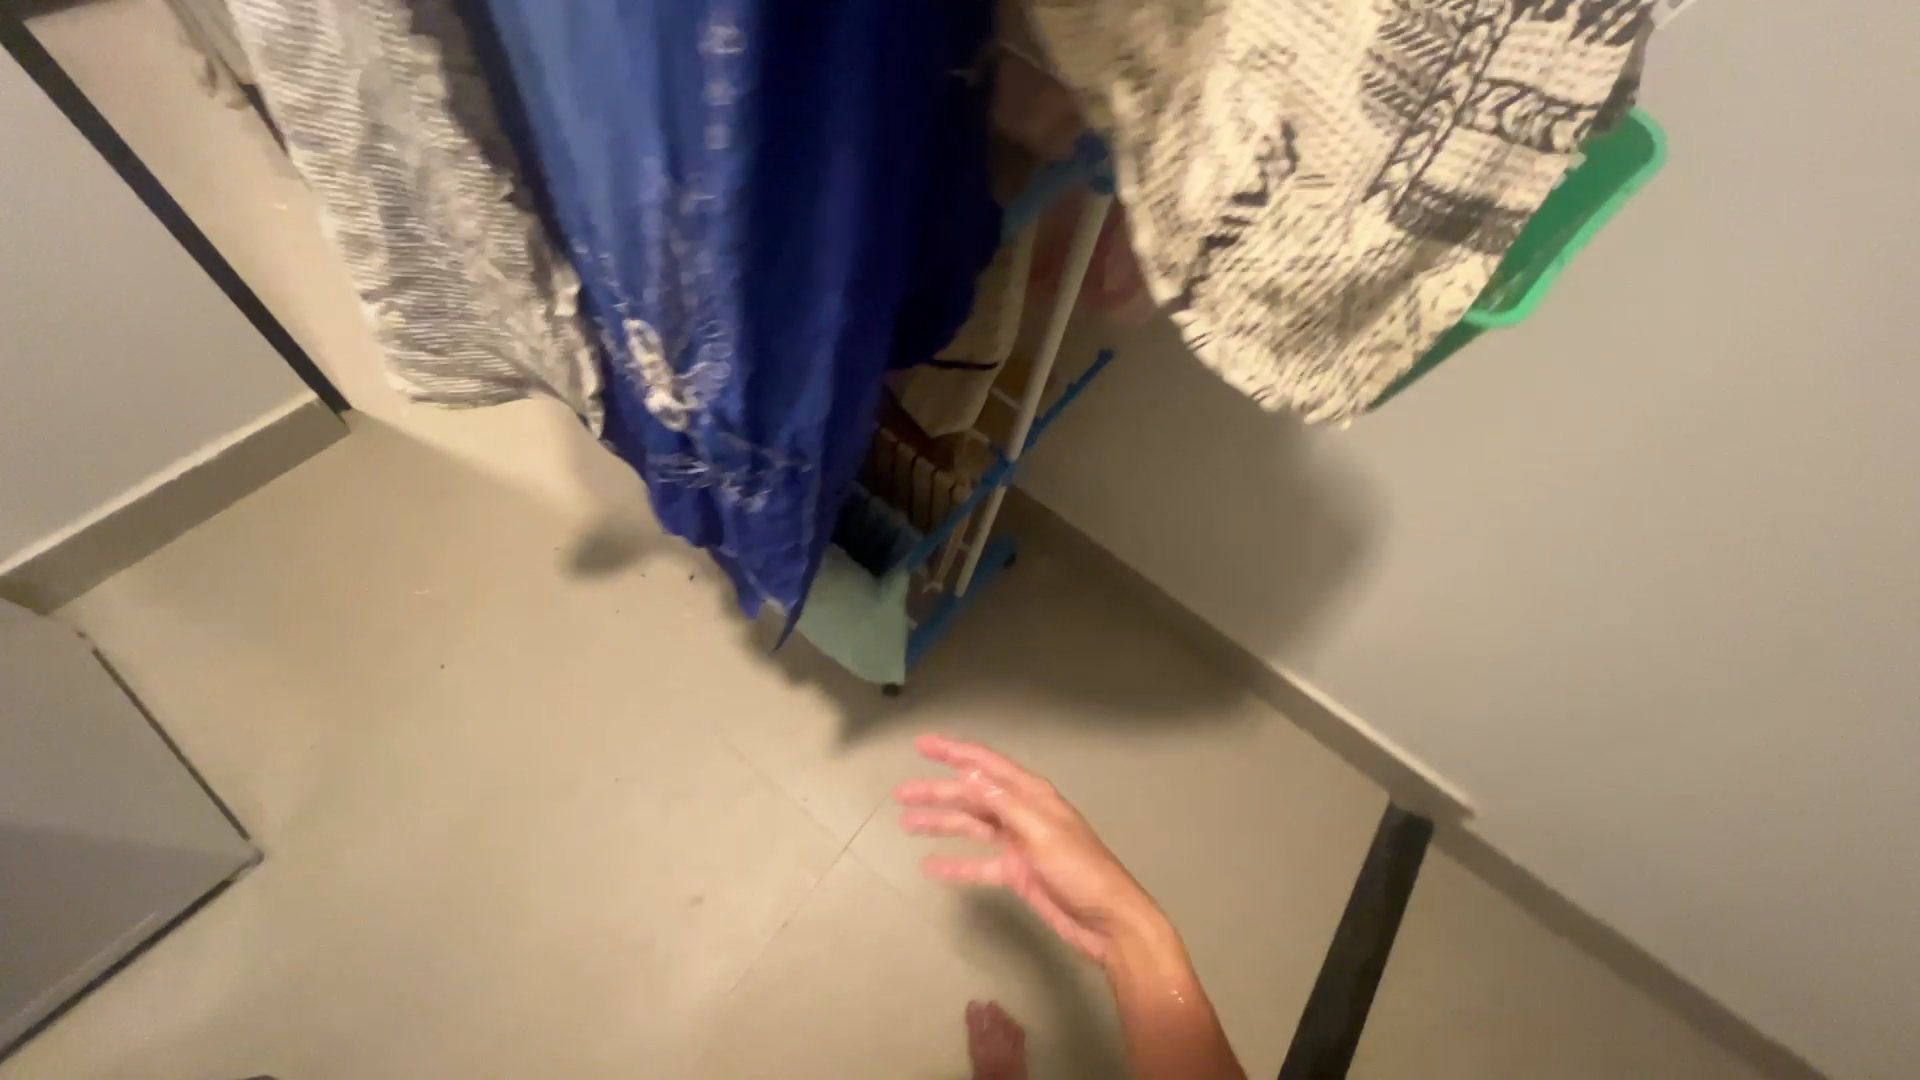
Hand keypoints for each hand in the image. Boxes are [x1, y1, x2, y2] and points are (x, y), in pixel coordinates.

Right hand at [893, 734, 1161, 963]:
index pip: (985, 764)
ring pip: (971, 826)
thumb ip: (1004, 803)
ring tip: (907, 823)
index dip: (953, 751)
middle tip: (900, 794)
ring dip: (941, 822)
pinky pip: (979, 863)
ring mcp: (1018, 842)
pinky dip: (956, 863)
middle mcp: (1022, 812)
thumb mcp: (1042, 832)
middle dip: (937, 791)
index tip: (922, 744)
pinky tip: (931, 865)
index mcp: (1031, 794)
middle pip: (972, 795)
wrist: (1109, 922)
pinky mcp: (1016, 871)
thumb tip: (969, 773)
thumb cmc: (1081, 870)